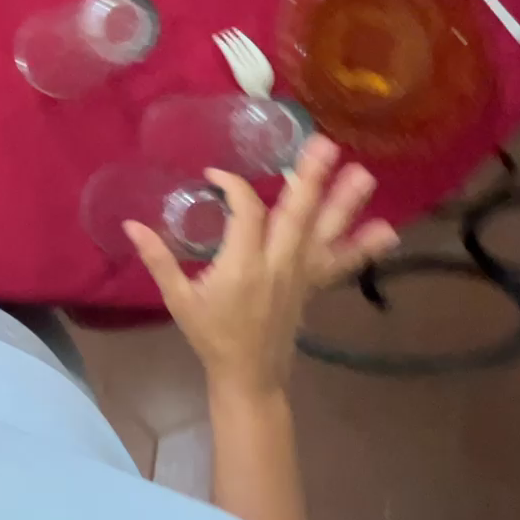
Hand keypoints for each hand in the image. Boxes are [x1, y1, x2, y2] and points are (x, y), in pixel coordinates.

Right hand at [126, 136, 397, 399]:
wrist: (249, 375)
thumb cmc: (210, 334)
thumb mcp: (177, 298)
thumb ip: (158, 260)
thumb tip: (131, 225)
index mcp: (243, 265)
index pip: (246, 212)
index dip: (233, 187)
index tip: (214, 175)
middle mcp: (278, 265)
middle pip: (296, 215)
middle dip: (310, 179)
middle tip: (323, 144)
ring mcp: (300, 275)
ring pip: (325, 234)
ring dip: (344, 204)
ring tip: (364, 174)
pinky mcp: (312, 285)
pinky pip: (341, 263)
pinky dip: (364, 247)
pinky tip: (388, 230)